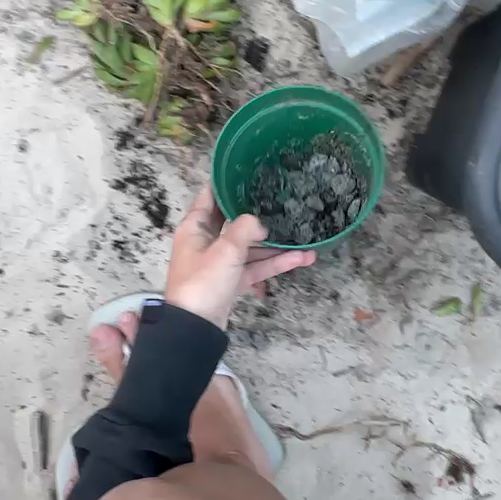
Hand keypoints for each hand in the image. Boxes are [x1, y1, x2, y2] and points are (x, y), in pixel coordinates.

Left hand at [164, 188, 315, 327]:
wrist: (195, 328)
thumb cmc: (203, 283)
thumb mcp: (226, 250)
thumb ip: (246, 229)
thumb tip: (260, 222)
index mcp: (195, 227)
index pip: (210, 197)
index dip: (226, 183)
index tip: (247, 171)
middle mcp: (205, 241)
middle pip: (235, 222)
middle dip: (260, 216)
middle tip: (282, 201)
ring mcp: (219, 263)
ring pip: (250, 247)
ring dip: (275, 245)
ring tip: (305, 238)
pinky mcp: (230, 281)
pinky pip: (254, 267)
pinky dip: (274, 264)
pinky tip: (300, 259)